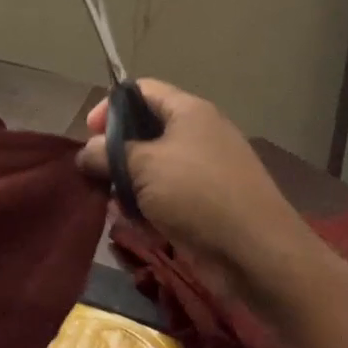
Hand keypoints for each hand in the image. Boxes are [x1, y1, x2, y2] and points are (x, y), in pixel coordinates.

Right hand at [77, 79, 314, 299]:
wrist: (260, 257)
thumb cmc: (198, 196)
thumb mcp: (141, 166)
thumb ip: (106, 153)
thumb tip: (87, 154)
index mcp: (188, 112)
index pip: (140, 90)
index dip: (110, 106)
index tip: (91, 134)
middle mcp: (198, 135)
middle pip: (144, 130)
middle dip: (115, 152)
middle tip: (99, 173)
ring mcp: (205, 171)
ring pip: (152, 167)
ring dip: (129, 184)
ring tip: (116, 206)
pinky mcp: (207, 204)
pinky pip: (167, 195)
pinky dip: (148, 206)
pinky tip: (137, 225)